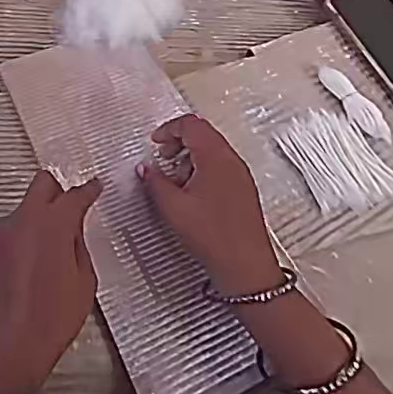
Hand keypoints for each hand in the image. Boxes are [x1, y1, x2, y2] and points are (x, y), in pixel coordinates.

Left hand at [0, 171, 102, 393]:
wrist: (6, 343)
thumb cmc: (50, 318)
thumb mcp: (83, 282)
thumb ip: (79, 246)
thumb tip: (73, 232)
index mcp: (52, 222)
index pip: (74, 194)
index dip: (89, 189)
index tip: (96, 187)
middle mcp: (24, 218)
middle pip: (43, 183)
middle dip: (61, 190)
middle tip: (75, 207)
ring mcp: (4, 230)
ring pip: (28, 205)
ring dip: (43, 213)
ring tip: (59, 244)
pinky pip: (17, 225)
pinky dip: (30, 231)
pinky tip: (41, 258)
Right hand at [139, 115, 283, 294]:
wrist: (246, 268)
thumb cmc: (216, 238)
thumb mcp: (172, 206)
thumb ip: (154, 181)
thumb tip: (146, 170)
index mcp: (215, 158)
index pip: (191, 125)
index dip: (169, 129)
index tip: (157, 141)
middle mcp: (232, 162)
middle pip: (203, 133)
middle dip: (178, 140)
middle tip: (162, 154)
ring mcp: (240, 176)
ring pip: (212, 149)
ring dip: (189, 155)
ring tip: (174, 178)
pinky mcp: (243, 190)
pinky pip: (220, 165)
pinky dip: (201, 167)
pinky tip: (190, 191)